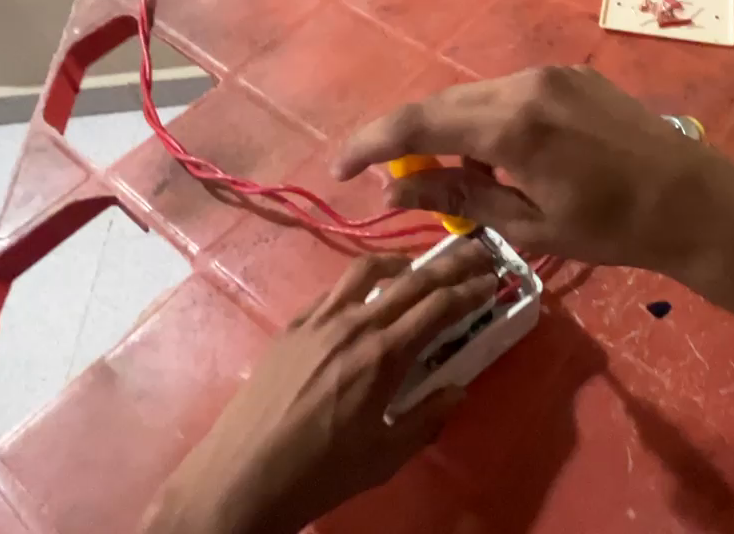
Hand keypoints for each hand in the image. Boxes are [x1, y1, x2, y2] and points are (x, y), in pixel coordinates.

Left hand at [142, 243, 496, 533]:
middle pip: (412, 281)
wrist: (241, 477)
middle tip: (475, 256)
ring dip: (402, 263)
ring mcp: (320, 320)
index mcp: (383, 357)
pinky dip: (360, 282)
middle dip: (450, 265)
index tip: (492, 280)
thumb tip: (457, 389)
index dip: (470, 290)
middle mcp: (355, 325)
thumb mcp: (384, 458)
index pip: (438, 308)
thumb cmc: (319, 473)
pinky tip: (365, 295)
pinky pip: (335, 290)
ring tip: (419, 266)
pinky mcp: (294, 325)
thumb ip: (426, 419)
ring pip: (368, 271)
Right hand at [333, 66, 733, 301]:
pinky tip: (506, 154)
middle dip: (411, 139)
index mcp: (512, 125)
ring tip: (465, 178)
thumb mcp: (530, 224)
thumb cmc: (613, 227)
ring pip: (476, 97)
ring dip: (455, 131)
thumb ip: (458, 198)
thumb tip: (393, 188)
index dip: (372, 143)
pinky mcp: (573, 75)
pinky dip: (490, 120)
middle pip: (443, 104)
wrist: (695, 199)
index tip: (343, 167)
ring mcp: (552, 74)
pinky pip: (511, 93)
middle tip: (398, 180)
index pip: (418, 125)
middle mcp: (525, 84)